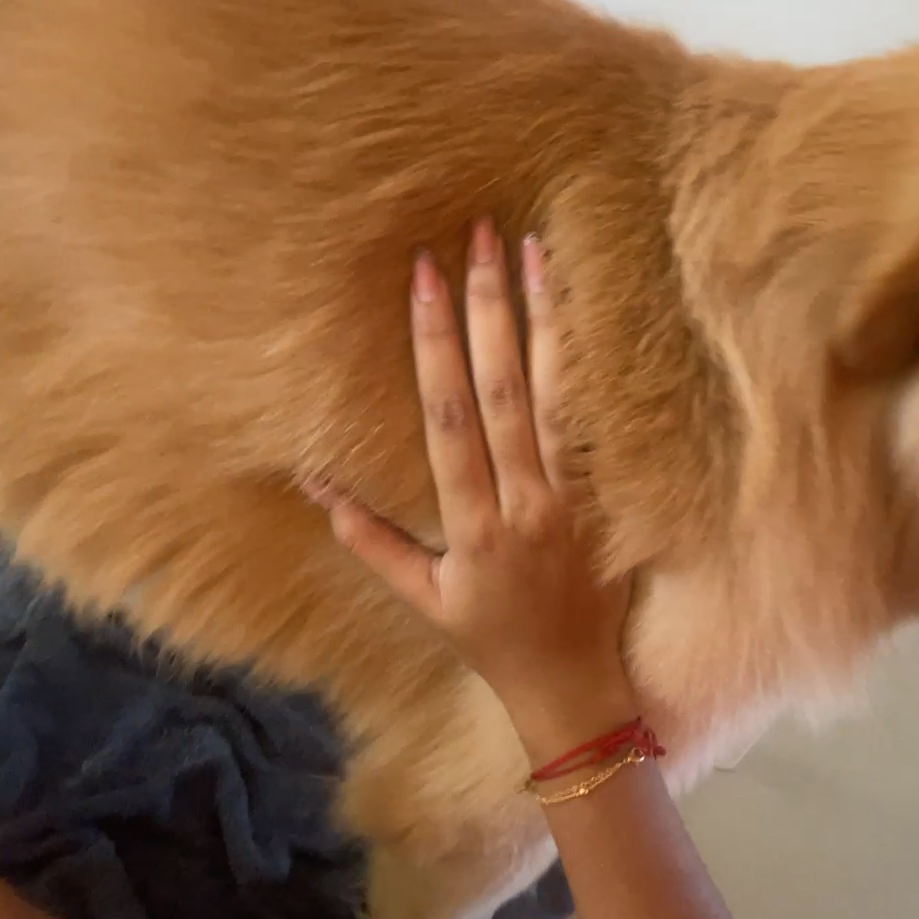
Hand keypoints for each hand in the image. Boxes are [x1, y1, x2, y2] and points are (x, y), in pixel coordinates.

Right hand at [306, 219, 638, 759]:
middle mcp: (524, 499)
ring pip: (557, 397)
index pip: (448, 416)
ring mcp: (572, 497)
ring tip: (540, 255)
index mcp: (473, 522)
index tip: (426, 277)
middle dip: (489, 308)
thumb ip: (372, 540)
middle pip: (503, 389)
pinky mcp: (603, 500)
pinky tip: (585, 323)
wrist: (572, 683)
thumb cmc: (491, 642)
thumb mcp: (423, 600)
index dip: (435, 343)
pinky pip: (595, 427)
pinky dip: (589, 373)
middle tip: (482, 236)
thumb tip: (314, 485)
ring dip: (548, 322)